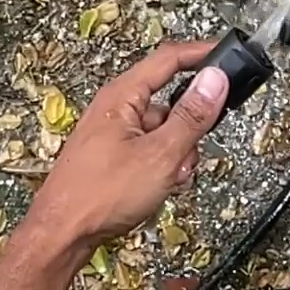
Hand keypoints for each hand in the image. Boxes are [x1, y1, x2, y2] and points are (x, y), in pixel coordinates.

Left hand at [25, 41, 225, 251]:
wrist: (63, 234)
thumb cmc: (98, 195)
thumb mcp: (159, 155)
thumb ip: (191, 117)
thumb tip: (215, 81)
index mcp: (122, 96)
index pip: (169, 59)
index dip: (202, 55)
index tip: (226, 57)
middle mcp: (114, 110)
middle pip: (169, 104)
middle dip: (188, 130)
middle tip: (188, 155)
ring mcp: (112, 135)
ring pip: (162, 134)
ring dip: (175, 157)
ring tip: (166, 181)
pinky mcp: (112, 159)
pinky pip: (149, 154)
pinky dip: (160, 170)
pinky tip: (155, 190)